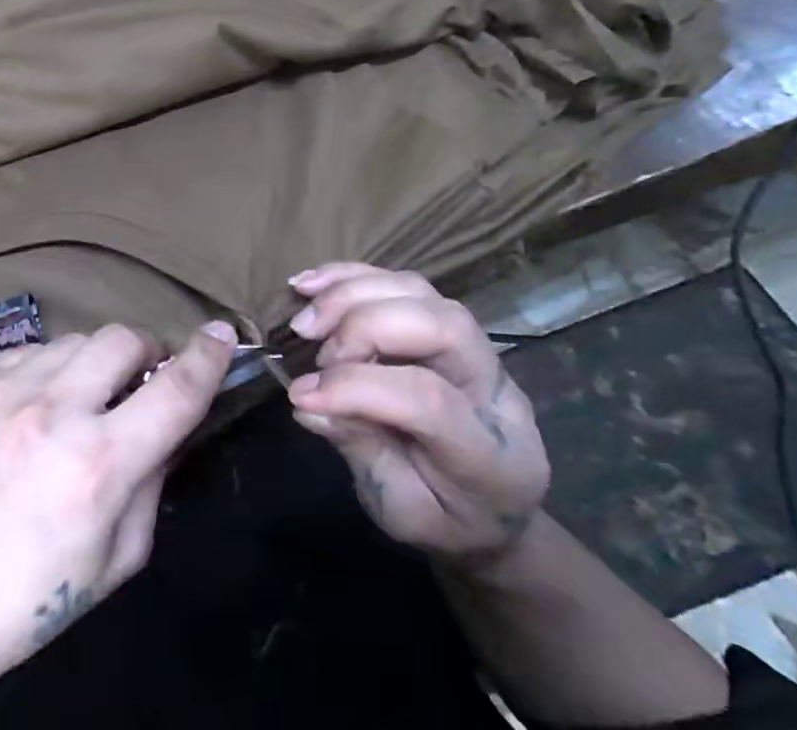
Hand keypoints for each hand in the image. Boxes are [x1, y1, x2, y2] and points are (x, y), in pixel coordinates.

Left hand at [0, 323, 235, 722]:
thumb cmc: (37, 598)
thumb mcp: (121, 556)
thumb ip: (154, 477)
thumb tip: (173, 421)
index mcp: (97, 465)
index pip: (174, 390)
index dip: (208, 357)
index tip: (222, 335)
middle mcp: (50, 412)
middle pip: (121, 338)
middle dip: (146, 354)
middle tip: (140, 385)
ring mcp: (1, 391)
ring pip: (73, 340)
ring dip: (93, 364)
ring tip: (80, 405)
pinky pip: (27, 353)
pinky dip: (46, 372)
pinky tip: (33, 412)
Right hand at [283, 263, 548, 557]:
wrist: (491, 511)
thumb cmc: (443, 518)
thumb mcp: (401, 510)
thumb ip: (362, 452)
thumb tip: (309, 403)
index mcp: (492, 454)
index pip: (428, 400)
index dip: (356, 388)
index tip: (299, 395)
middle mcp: (497, 391)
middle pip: (442, 325)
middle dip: (363, 326)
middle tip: (313, 350)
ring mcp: (479, 353)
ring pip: (423, 293)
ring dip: (353, 293)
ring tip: (304, 318)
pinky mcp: (451, 330)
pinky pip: (405, 285)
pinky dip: (352, 277)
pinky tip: (310, 285)